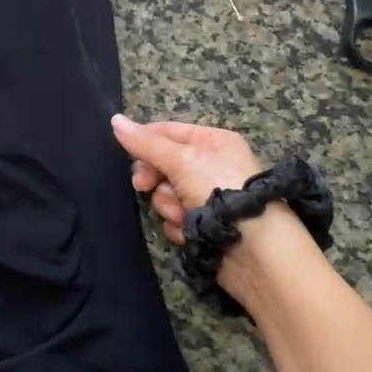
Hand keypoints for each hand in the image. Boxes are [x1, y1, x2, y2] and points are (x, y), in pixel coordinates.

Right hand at [110, 116, 262, 244]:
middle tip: (144, 186)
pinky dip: (178, 224)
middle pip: (163, 164)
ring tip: (181, 215)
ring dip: (168, 205)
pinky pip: (176, 218)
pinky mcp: (206, 226)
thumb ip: (146, 143)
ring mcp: (209, 198)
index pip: (168, 131)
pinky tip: (188, 230)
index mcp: (213, 142)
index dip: (145, 141)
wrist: (256, 251)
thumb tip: (114, 120)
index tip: (126, 153)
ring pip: (167, 194)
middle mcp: (212, 166)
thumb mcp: (181, 160)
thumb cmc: (222, 191)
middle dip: (155, 179)